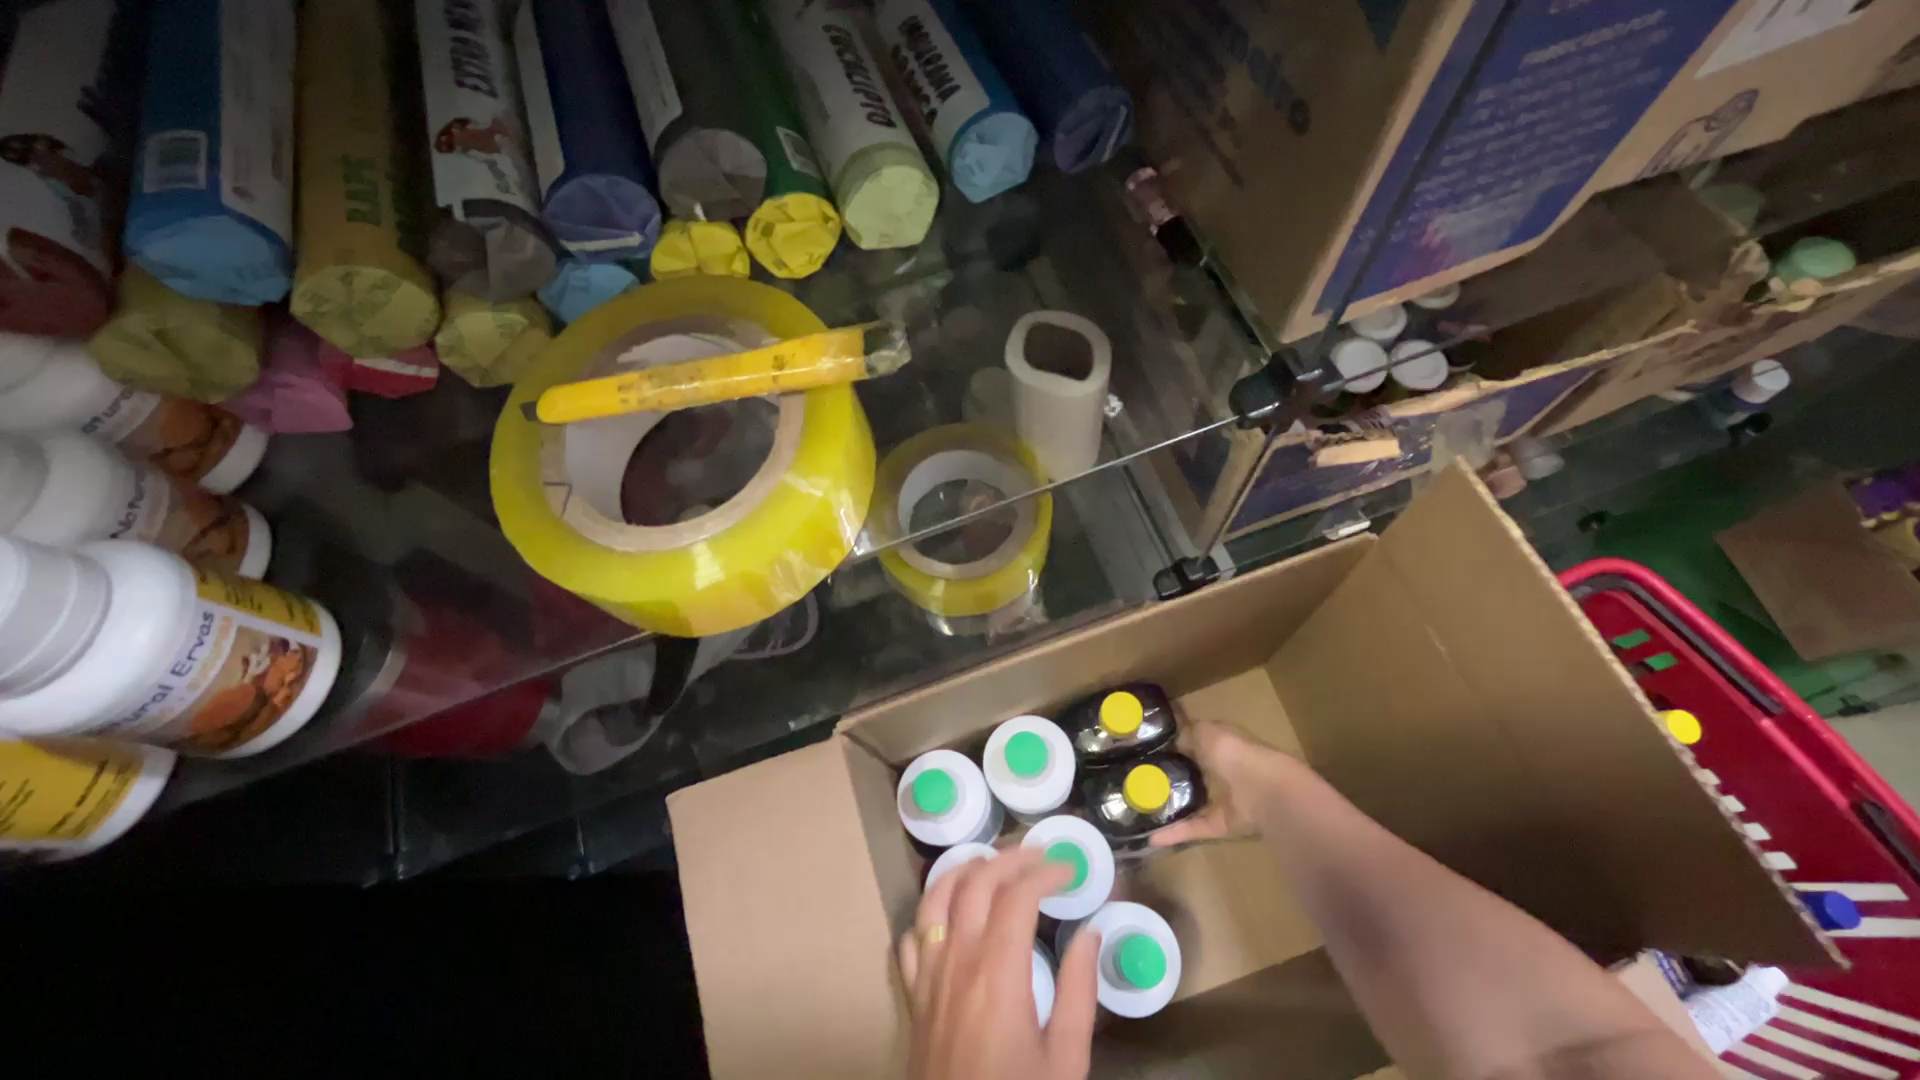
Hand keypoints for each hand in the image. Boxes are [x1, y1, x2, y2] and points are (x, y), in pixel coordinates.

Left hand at [898, 848, 1100, 1079]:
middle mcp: (957, 961)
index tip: (1069, 869)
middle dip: (1008, 858)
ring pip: (935, 898)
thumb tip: (1090, 934)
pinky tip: (950, 912)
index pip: (1018, 896)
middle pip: (975, 883)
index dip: (1044, 872)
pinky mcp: (913, 996)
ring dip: (964, 870)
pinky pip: (912, 937)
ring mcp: (928, 976)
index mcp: (999, 973)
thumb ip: (1078, 991)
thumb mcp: (1065, 1059)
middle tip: (1038, 854)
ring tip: (992, 863)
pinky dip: (930, 911)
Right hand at [1148, 717, 1296, 848]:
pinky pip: (1193, 827)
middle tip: (1136, 781)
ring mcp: (1221, 800)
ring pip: (1191, 803)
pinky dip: (1173, 834)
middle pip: (1191, 775)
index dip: (1172, 747)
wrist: (1264, 790)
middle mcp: (1221, 771)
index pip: (1194, 744)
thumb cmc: (1234, 752)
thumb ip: (1187, 733)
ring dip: (1169, 808)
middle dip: (1167, 778)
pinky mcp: (1219, 824)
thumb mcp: (1205, 731)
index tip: (1144, 752)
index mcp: (1220, 745)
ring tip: (1139, 811)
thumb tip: (1172, 740)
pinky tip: (1150, 839)